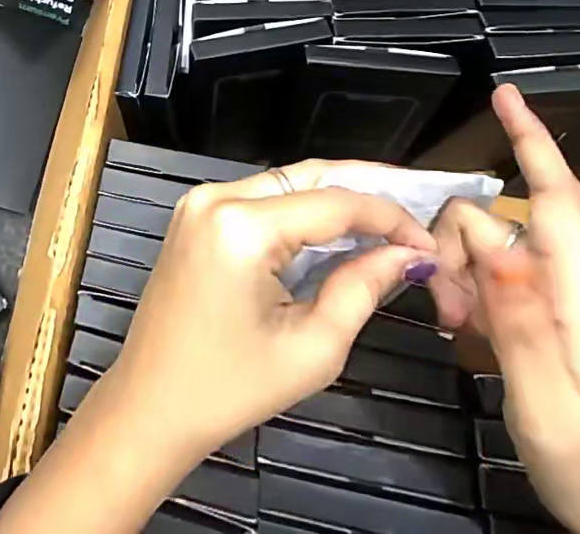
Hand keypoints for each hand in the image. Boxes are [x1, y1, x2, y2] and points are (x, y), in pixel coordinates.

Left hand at [106, 161, 437, 457]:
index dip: (389, 217)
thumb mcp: (312, 347)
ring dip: (332, 197)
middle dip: (364, 189)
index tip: (428, 243)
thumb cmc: (230, 387)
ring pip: (283, 182)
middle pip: (306, 176)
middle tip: (415, 207)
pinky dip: (298, 209)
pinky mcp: (194, 214)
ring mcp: (199, 201)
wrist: (150, 403)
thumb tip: (406, 254)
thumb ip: (363, 288)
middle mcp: (216, 197)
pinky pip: (258, 197)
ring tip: (384, 219)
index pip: (333, 202)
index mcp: (242, 226)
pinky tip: (333, 227)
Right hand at [430, 86, 579, 533]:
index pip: (557, 194)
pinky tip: (462, 325)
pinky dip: (466, 288)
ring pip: (486, 245)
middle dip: (452, 244)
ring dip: (455, 271)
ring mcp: (558, 299)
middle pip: (495, 220)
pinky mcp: (545, 315)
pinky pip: (492, 275)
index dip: (531, 139)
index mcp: (579, 293)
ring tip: (453, 324)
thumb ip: (517, 320)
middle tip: (442, 307)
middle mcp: (571, 282)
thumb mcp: (548, 404)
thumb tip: (491, 241)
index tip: (505, 94)